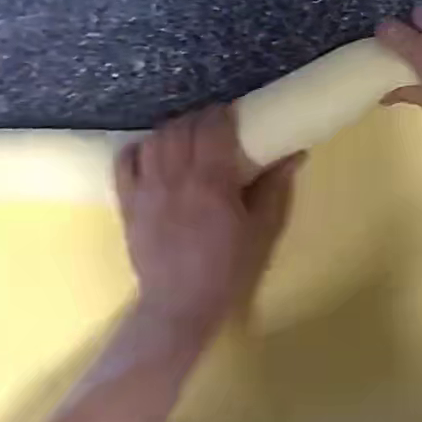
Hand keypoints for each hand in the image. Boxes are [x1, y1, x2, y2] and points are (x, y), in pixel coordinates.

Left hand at [115, 105, 301, 331]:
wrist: (180, 307)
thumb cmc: (229, 270)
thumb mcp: (263, 230)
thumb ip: (276, 188)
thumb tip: (295, 154)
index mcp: (212, 182)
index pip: (213, 128)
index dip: (224, 114)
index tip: (236, 116)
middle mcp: (175, 178)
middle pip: (183, 127)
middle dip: (200, 118)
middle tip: (217, 127)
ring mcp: (146, 189)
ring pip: (155, 139)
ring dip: (174, 129)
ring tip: (188, 138)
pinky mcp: (127, 203)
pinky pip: (125, 161)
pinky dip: (140, 148)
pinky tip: (154, 152)